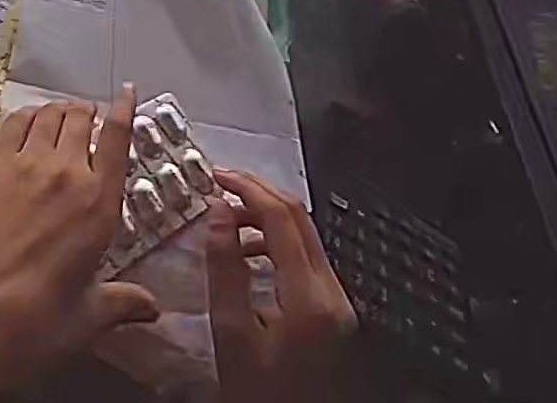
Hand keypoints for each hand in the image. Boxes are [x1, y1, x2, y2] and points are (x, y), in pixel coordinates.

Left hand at [0, 85, 157, 383]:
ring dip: (60, 109)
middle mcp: (68, 172)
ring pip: (51, 114)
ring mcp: (30, 164)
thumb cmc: (33, 319)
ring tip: (61, 114)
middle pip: (81, 118)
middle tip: (87, 117)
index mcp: (99, 202)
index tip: (128, 93)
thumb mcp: (86, 316)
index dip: (124, 108)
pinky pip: (16, 123)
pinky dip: (28, 114)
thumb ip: (122, 303)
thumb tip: (152, 310)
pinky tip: (29, 119)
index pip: (117, 138)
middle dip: (87, 112)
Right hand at [206, 169, 357, 402]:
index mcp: (309, 297)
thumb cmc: (260, 396)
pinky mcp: (333, 310)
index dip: (248, 188)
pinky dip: (277, 239)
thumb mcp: (231, 335)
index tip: (219, 177)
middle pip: (299, 217)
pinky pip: (307, 256)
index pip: (281, 217)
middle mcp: (332, 293)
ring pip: (304, 233)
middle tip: (224, 183)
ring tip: (230, 217)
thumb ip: (225, 268)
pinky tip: (250, 249)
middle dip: (259, 192)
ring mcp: (337, 301)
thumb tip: (219, 213)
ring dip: (267, 215)